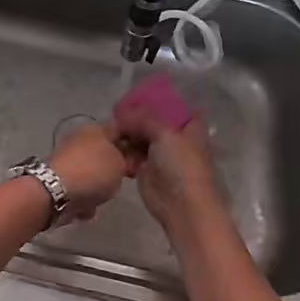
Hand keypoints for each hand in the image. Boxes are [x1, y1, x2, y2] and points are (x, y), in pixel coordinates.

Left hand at [47, 122, 132, 216]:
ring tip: (101, 197)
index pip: (122, 131)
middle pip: (106, 154)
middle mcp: (81, 141)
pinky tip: (85, 207)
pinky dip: (84, 199)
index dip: (135, 144)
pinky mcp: (59, 180)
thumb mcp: (121, 164)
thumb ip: (130, 158)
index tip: (143, 160)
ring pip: (93, 174)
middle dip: (114, 170)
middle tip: (122, 180)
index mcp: (96, 130)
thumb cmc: (94, 172)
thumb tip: (128, 157)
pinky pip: (80, 190)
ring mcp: (68, 161)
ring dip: (99, 188)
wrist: (56, 193)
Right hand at [114, 104, 223, 238]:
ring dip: (127, 133)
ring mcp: (160, 153)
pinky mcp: (145, 169)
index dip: (154, 100)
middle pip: (152, 121)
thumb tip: (121, 115)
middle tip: (115, 110)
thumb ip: (143, 118)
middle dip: (135, 116)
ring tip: (111, 126)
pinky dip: (122, 149)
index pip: (171, 106)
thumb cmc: (182, 165)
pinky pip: (131, 153)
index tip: (135, 95)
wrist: (181, 205)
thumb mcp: (165, 132)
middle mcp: (174, 137)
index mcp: (188, 125)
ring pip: (140, 137)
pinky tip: (111, 143)